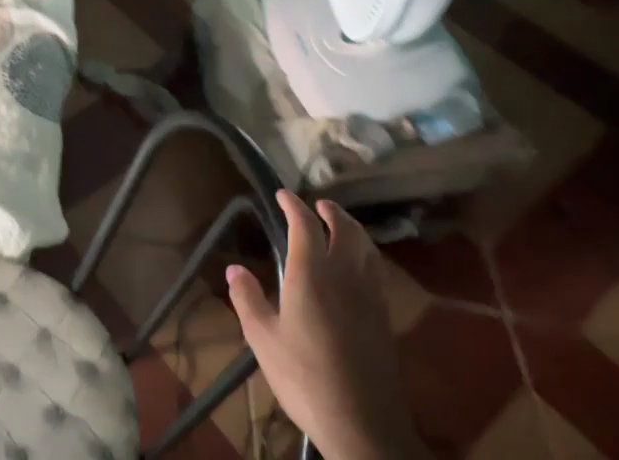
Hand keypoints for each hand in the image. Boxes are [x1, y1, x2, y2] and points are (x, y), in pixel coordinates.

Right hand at [226, 191, 428, 459]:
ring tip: (338, 228)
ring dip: (352, 230)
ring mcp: (370, 296)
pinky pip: (376, 270)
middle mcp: (345, 276)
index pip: (305, 225)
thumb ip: (248, 299)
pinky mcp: (384, 317)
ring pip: (367, 248)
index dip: (294, 205)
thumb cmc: (304, 377)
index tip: (282, 195)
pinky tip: (356, 268)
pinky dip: (365, 254)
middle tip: (316, 205)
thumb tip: (234, 270)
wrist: (363, 423)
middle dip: (331, 212)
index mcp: (311, 274)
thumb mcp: (262, 339)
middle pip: (346, 229)